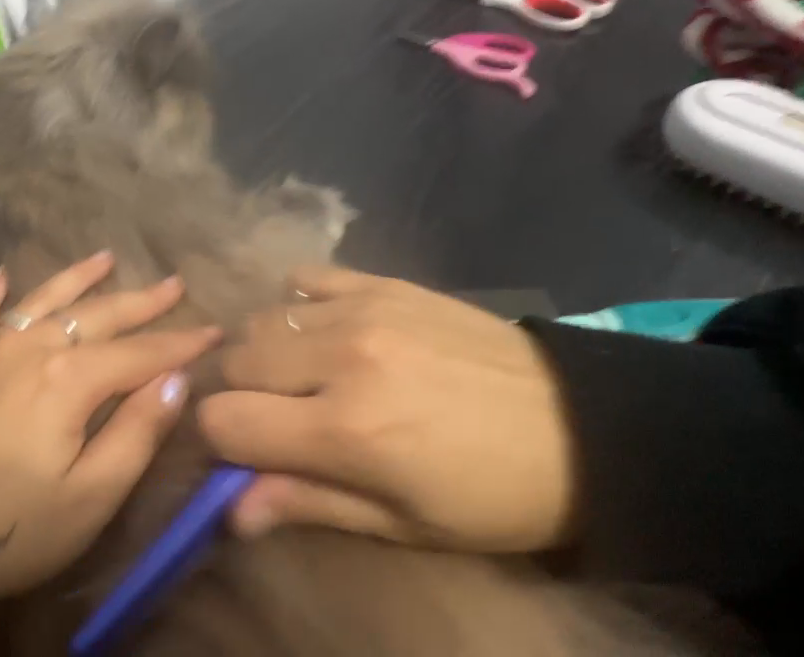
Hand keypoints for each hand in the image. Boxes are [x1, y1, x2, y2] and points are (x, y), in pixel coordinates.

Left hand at [0, 253, 219, 652]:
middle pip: (95, 316)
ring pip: (40, 302)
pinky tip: (0, 277)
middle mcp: (29, 349)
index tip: (215, 329)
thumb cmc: (14, 529)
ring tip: (104, 258)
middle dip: (139, 301)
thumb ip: (137, 432)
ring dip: (75, 279)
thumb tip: (177, 379)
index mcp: (69, 379)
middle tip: (174, 284)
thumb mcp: (92, 496)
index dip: (180, 344)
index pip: (138, 353)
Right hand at [197, 267, 575, 553]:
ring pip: (260, 320)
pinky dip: (297, 307)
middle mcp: (340, 357)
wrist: (582, 428)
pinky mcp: (381, 282)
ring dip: (266, 354)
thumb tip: (230, 510)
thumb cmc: (492, 496)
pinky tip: (323, 333)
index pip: (224, 420)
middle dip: (240, 396)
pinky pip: (304, 279)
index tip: (244, 455)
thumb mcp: (404, 524)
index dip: (220, 442)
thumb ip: (309, 504)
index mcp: (346, 429)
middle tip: (277, 419)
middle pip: (234, 362)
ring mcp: (360, 310)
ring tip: (303, 377)